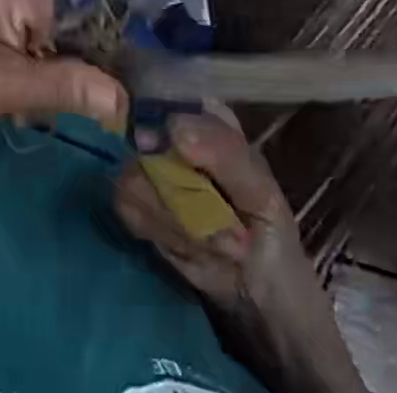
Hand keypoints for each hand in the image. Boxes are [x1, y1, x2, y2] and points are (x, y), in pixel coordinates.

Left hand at [0, 0, 128, 129]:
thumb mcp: (10, 84)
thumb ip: (69, 88)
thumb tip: (126, 102)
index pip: (96, 16)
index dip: (118, 52)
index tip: (135, 90)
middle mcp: (30, 1)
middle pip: (82, 36)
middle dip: (86, 75)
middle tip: (92, 111)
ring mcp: (17, 22)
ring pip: (64, 54)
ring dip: (62, 86)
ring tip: (40, 108)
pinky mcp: (6, 43)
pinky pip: (42, 62)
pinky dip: (41, 87)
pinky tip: (25, 109)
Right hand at [114, 113, 303, 313]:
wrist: (260, 299)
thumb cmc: (270, 233)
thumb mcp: (260, 190)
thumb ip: (222, 152)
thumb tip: (170, 129)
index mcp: (206, 117)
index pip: (167, 97)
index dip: (166, 123)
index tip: (188, 159)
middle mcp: (169, 135)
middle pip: (142, 138)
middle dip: (180, 190)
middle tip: (219, 216)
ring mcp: (148, 168)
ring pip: (132, 177)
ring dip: (177, 220)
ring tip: (211, 240)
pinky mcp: (134, 202)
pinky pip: (126, 207)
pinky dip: (160, 232)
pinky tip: (187, 245)